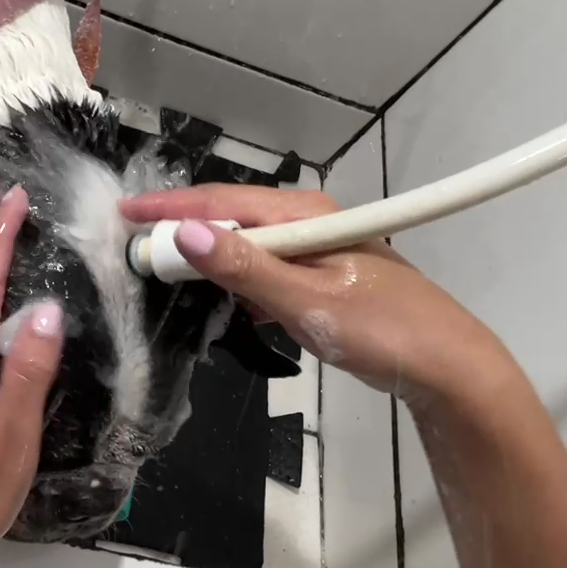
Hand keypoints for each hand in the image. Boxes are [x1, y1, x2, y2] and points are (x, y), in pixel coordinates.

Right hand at [121, 184, 502, 397]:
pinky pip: (262, 270)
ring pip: (244, 246)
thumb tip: (185, 234)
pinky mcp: (316, 277)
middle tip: (135, 247)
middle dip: (181, 229)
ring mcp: (312, 250)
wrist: (443, 365)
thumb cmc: (381, 329)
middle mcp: (305, 222)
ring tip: (164, 270)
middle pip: (230, 218)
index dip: (170, 208)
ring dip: (206, 258)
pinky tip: (222, 302)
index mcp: (303, 216)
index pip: (221, 202)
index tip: (123, 214)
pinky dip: (235, 282)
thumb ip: (245, 268)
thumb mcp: (307, 301)